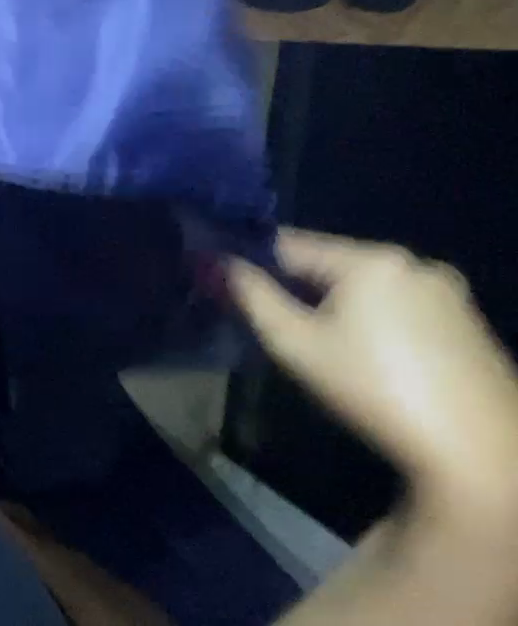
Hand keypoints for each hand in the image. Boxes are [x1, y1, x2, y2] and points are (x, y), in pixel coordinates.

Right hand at [229, 230, 517, 515]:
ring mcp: (449, 295)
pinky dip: (369, 320)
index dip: (249, 262)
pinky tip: (360, 354)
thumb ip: (250, 293)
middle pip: (328, 265)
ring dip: (331, 304)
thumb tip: (217, 262)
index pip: (287, 244)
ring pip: (362, 288)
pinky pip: (396, 306)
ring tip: (312, 341)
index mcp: (372, 260)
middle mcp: (415, 264)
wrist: (481, 455)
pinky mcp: (468, 324)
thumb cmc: (373, 387)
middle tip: (268, 321)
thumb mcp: (292, 341)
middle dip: (294, 287)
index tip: (222, 284)